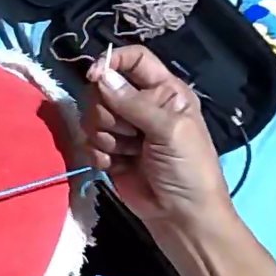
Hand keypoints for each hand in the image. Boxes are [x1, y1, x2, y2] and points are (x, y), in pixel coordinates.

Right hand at [84, 45, 232, 230]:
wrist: (181, 216)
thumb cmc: (188, 169)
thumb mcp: (170, 130)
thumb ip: (133, 102)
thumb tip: (100, 76)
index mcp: (164, 91)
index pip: (133, 59)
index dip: (112, 62)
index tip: (94, 77)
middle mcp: (141, 105)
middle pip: (103, 89)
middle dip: (107, 112)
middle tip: (128, 133)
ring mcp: (123, 130)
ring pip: (91, 116)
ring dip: (104, 137)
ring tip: (126, 153)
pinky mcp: (109, 152)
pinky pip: (88, 142)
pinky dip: (98, 155)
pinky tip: (115, 166)